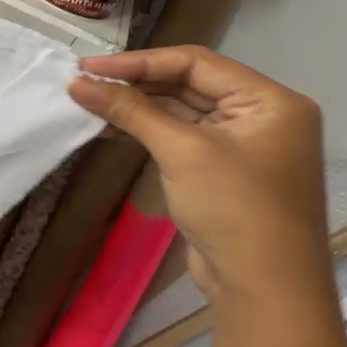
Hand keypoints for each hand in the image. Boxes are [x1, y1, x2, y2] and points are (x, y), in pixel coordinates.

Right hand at [68, 46, 328, 297]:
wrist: (264, 284)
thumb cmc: (234, 207)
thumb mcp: (180, 151)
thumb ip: (129, 110)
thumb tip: (77, 83)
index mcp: (270, 101)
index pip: (195, 62)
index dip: (137, 62)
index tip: (87, 67)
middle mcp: (262, 115)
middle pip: (188, 83)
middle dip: (134, 82)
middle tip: (82, 82)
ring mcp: (243, 144)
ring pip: (180, 110)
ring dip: (135, 106)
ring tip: (87, 103)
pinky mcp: (223, 169)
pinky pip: (179, 135)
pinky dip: (145, 130)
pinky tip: (110, 129)